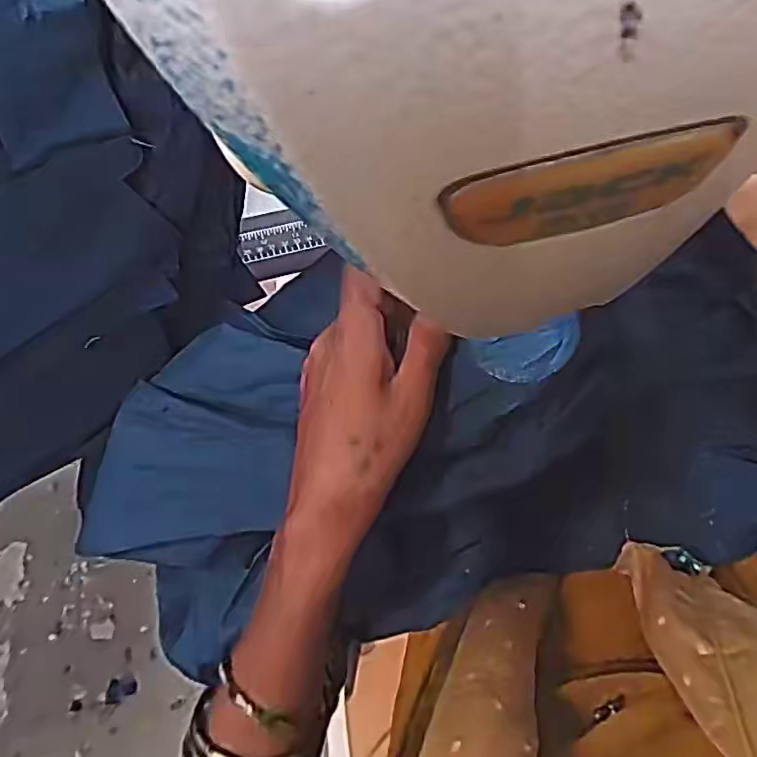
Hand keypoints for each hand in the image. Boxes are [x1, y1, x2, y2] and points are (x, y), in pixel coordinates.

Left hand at [286, 267, 451, 548]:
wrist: (326, 501)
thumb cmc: (373, 446)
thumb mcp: (413, 393)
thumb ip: (427, 341)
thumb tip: (442, 301)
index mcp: (349, 333)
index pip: (359, 273)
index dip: (386, 257)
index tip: (418, 254)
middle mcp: (326, 338)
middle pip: (361, 298)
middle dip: (397, 296)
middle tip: (435, 302)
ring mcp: (316, 360)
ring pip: (354, 323)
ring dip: (385, 323)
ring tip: (419, 336)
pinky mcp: (315, 381)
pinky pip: (345, 345)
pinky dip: (369, 344)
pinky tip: (390, 368)